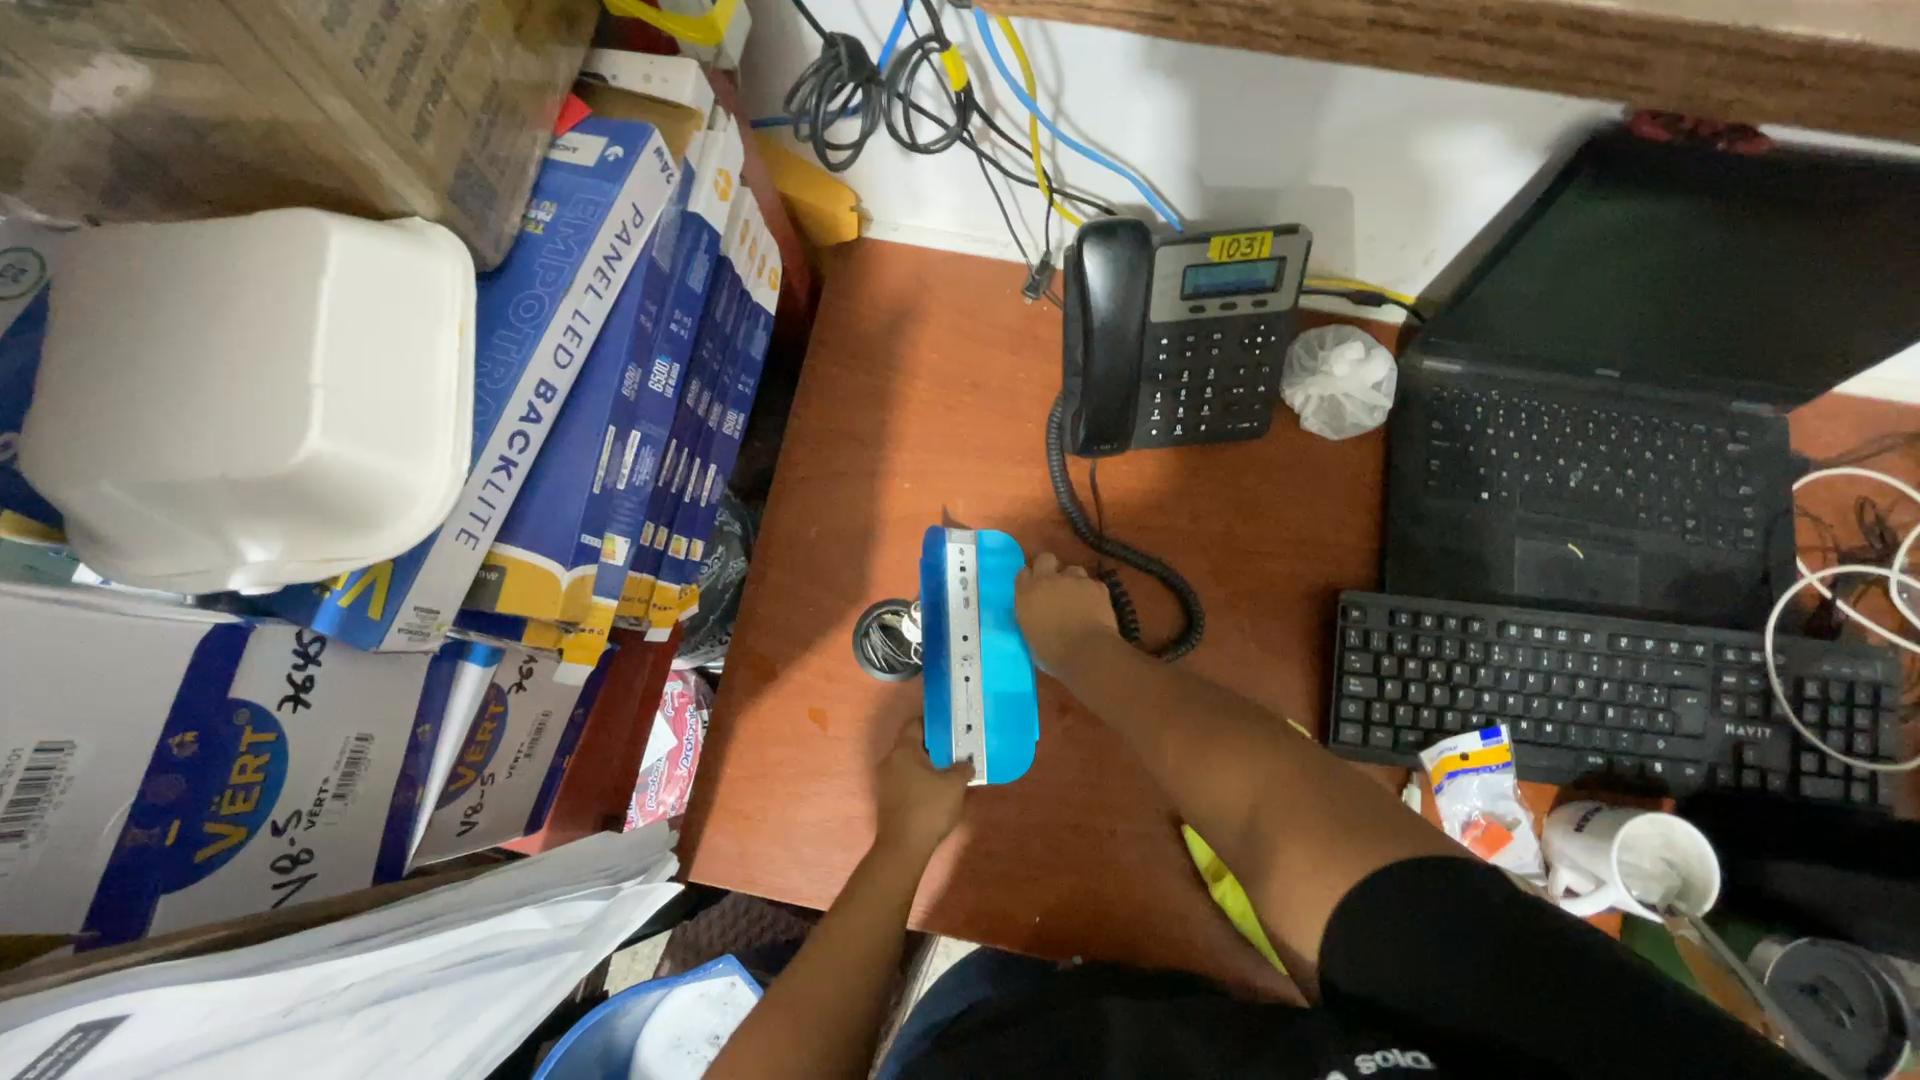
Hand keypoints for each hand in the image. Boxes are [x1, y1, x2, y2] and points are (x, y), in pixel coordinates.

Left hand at [874, 718, 973, 857]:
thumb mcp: (955, 785)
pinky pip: (906, 780)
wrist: (904, 847)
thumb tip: (966, 764)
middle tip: (956, 749)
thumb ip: (963, 768)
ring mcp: (886, 781)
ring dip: (928, 765)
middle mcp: (890, 761)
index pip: (916, 724)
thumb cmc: (929, 808)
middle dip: (934, 746)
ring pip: (909, 764)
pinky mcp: (887, 799)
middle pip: (912, 744)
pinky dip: (921, 780)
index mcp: (903, 750)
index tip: (951, 726)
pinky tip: (938, 790)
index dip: (933, 722)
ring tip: (951, 770)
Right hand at [1014, 551, 1118, 673]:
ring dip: (1073, 579)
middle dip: (1049, 567)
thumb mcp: (1029, 635)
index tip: (1033, 591)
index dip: (1029, 580)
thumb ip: (1030, 617)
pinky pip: (1093, 583)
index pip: (1023, 573)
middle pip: (1045, 558)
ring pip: (1073, 569)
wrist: (1087, 652)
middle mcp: (1049, 580)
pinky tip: (1095, 606)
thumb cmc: (1052, 652)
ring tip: (1077, 596)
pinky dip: (1092, 592)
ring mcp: (1075, 580)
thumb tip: (1035, 615)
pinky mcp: (1097, 586)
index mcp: (1027, 593)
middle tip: (1053, 585)